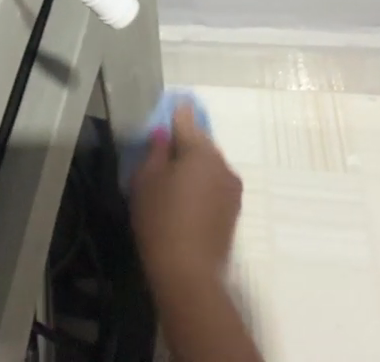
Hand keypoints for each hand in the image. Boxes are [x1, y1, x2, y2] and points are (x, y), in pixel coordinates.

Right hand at [129, 101, 242, 291]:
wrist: (189, 273)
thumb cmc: (160, 220)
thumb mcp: (145, 180)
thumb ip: (155, 151)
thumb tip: (164, 135)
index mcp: (201, 151)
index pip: (187, 119)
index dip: (175, 110)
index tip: (168, 105)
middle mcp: (222, 164)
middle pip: (201, 142)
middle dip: (183, 141)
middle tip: (162, 148)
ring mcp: (232, 188)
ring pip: (208, 164)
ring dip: (193, 164)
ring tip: (171, 177)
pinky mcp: (233, 210)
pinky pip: (214, 183)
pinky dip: (200, 183)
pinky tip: (184, 197)